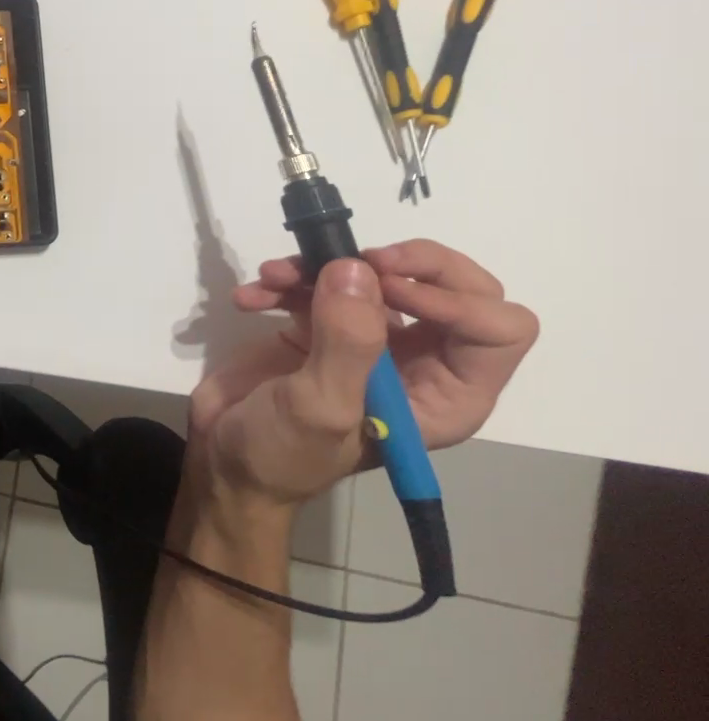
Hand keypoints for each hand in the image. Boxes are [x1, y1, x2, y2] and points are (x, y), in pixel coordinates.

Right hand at [187, 240, 538, 508]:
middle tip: (354, 257)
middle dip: (405, 264)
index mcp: (445, 393)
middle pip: (456, 288)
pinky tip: (248, 299)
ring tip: (273, 275)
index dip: (453, 300)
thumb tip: (356, 271)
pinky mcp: (317, 328)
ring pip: (379, 276)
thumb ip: (346, 343)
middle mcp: (419, 361)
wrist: (223, 463)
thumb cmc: (283, 453)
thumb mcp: (318, 407)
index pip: (497, 330)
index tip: (384, 287)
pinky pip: (316, 285)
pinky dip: (281, 282)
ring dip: (320, 267)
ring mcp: (366, 341)